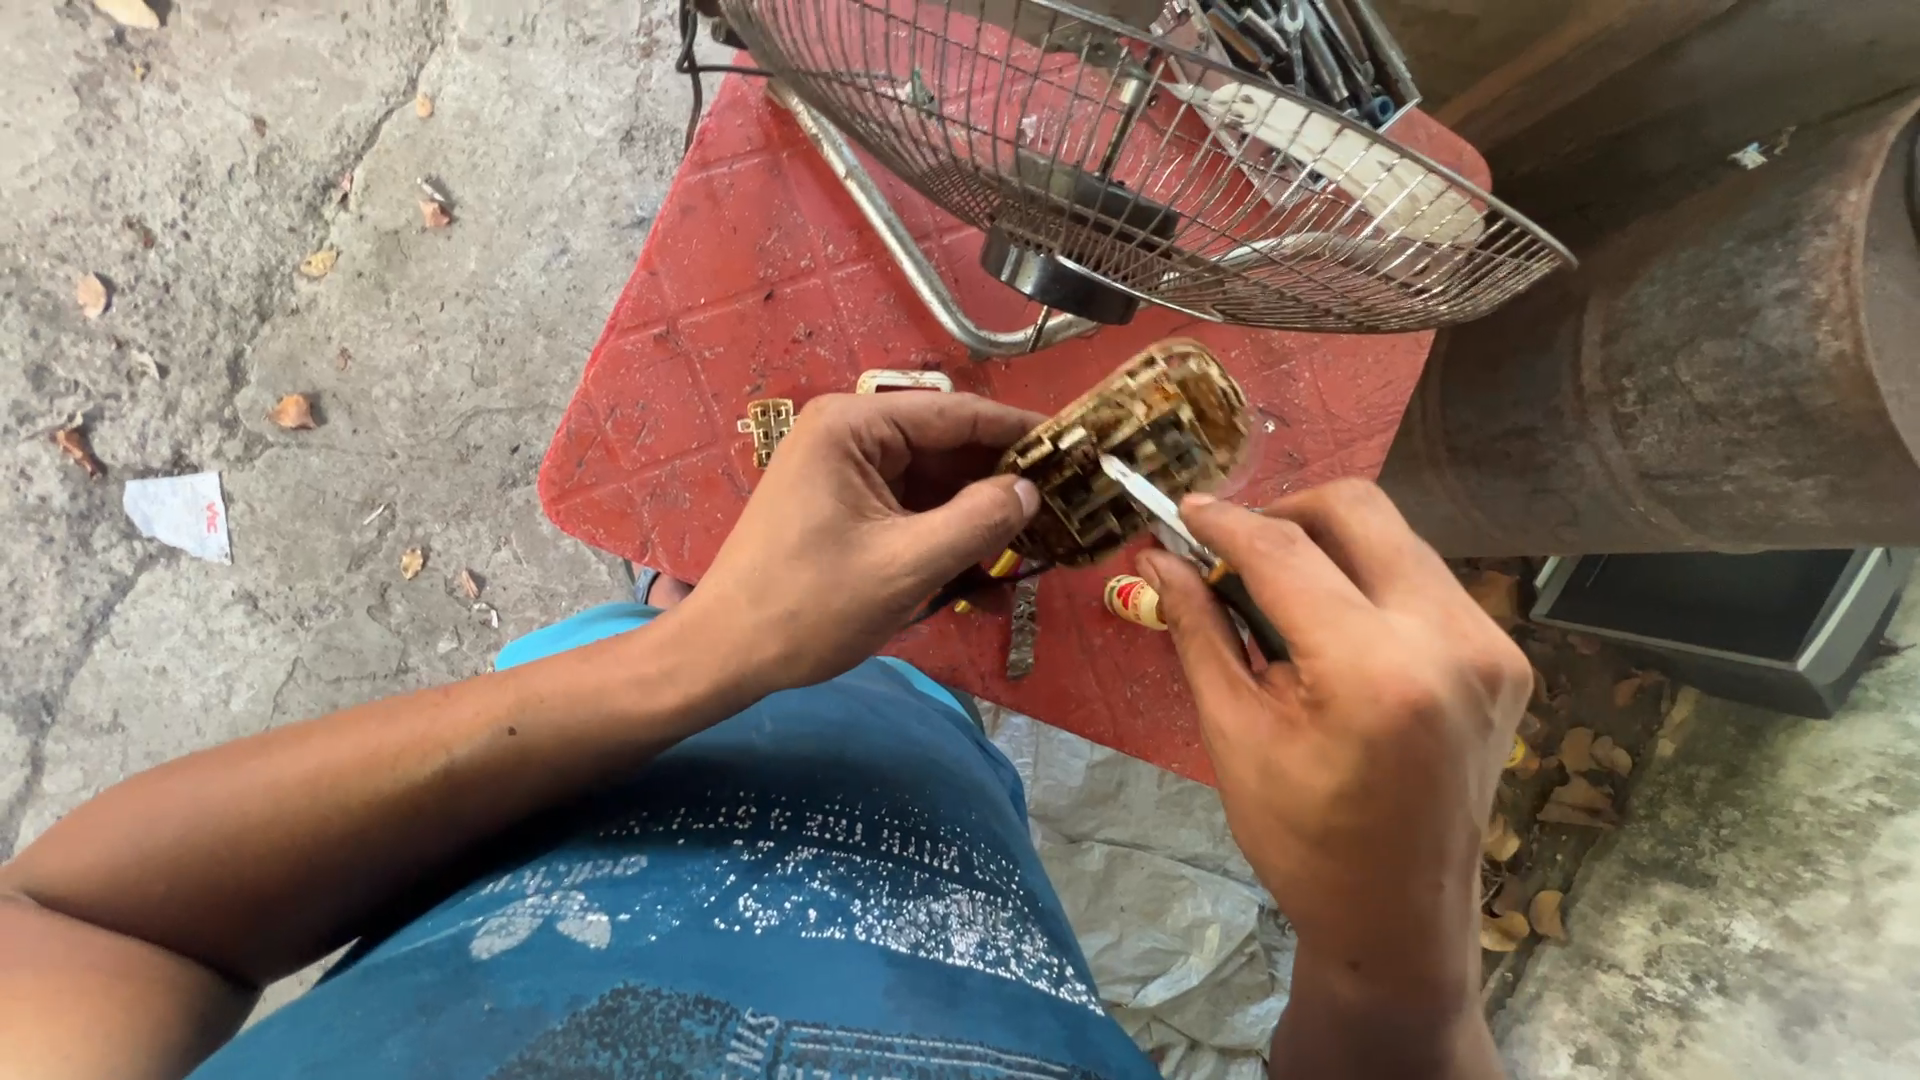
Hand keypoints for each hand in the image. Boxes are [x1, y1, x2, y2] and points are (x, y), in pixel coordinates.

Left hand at [674, 392, 1042, 694]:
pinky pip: (912, 516)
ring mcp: (847, 475)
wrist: (725, 656)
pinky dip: (946, 544)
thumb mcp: (905, 566)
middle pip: (948, 451)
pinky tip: (982, 583)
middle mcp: (850, 437)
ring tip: (1033, 554)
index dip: (1020, 430)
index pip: (956, 414)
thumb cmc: (807, 607)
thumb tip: (1031, 490)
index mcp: (854, 427)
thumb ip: (977, 522)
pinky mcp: (847, 511)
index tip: (1076, 447)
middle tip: (1063, 512)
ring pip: (935, 488)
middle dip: (1001, 487)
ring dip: (978, 524)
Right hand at [1138, 480, 1529, 1012]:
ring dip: (1322, 543)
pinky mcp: (1502, 657)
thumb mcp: (1231, 730)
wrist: (1400, 918)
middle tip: (1230, 548)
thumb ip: (1197, 628)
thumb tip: (1157, 559)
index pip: (1284, 552)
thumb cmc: (1300, 838)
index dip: (1223, 523)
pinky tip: (1326, 623)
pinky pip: (1419, 577)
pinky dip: (1361, 577)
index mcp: (1375, 670)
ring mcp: (1490, 645)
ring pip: (1393, 537)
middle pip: (1358, 510)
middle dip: (1282, 512)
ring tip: (1271, 589)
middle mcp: (1450, 639)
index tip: (1180, 512)